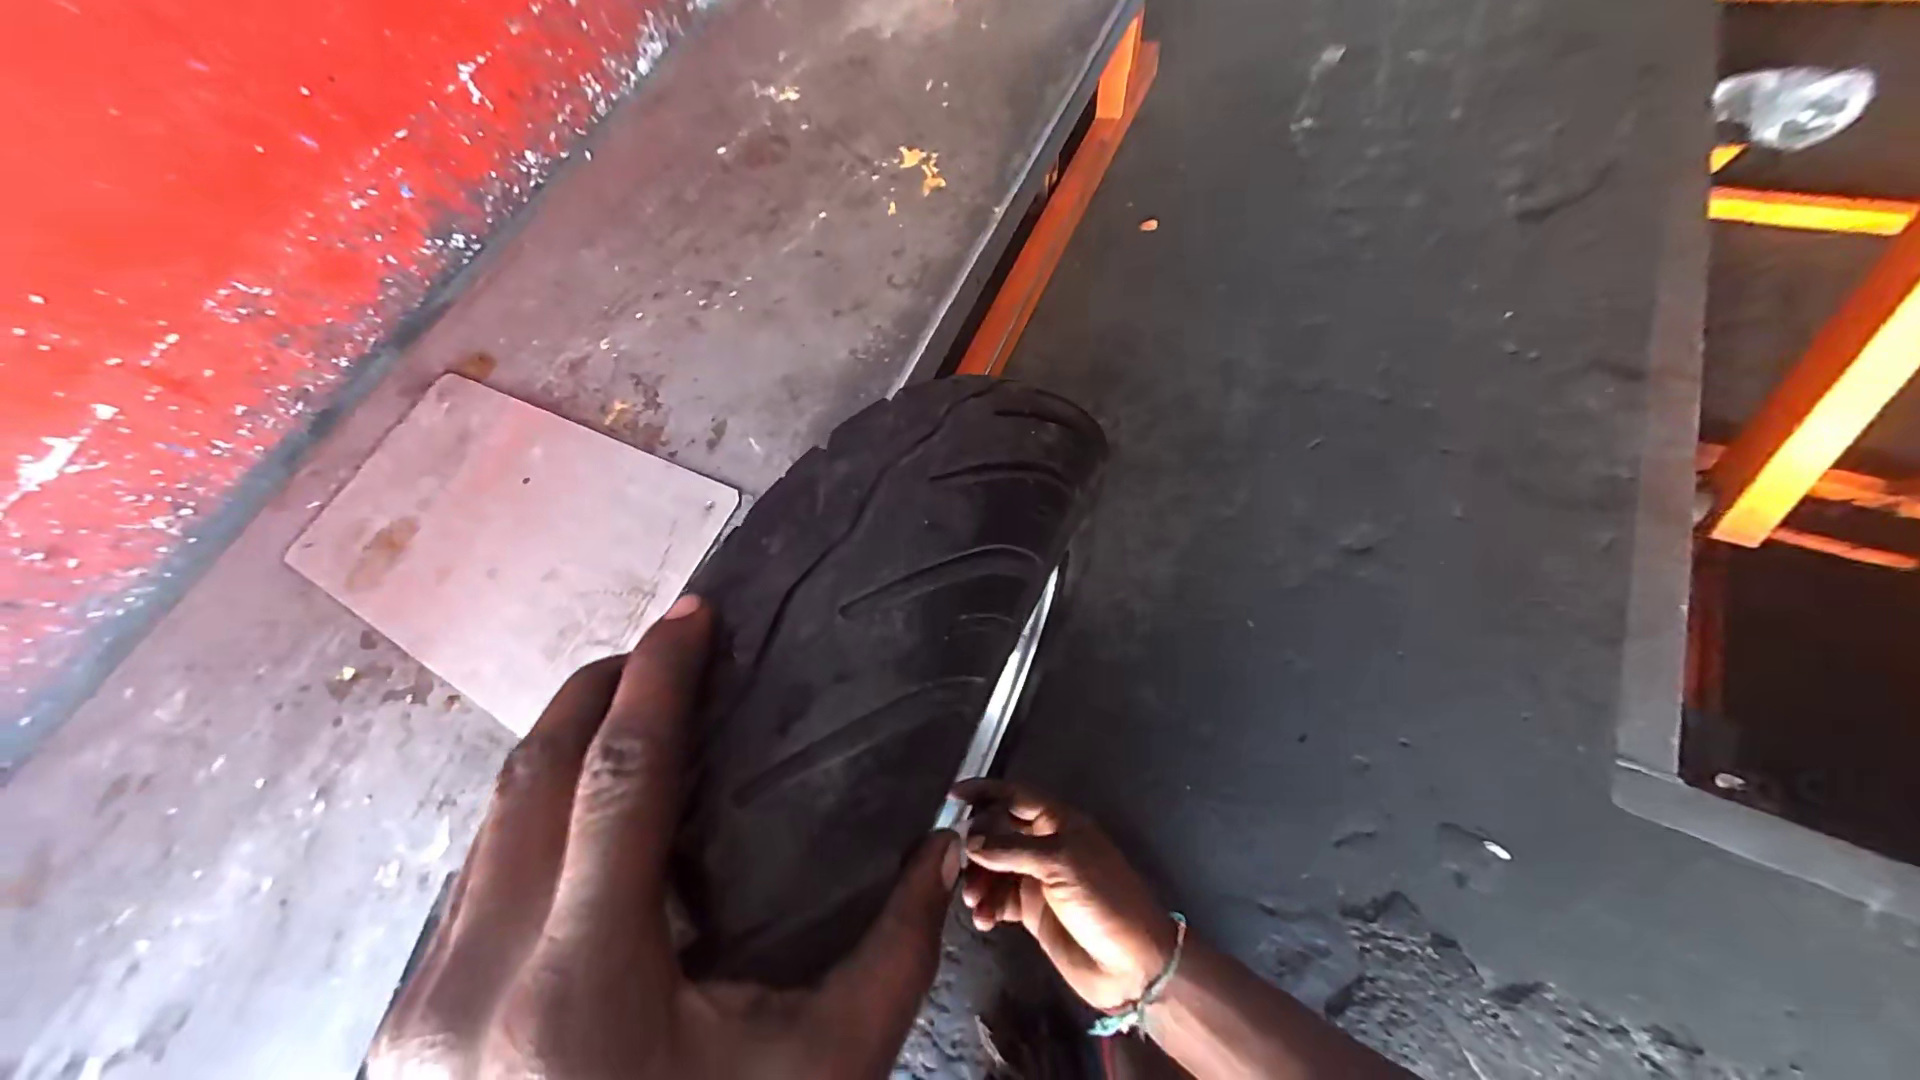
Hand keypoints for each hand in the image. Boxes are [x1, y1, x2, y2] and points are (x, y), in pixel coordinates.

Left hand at [368, 595, 962, 1079]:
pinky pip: (479, 869)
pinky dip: (538, 807)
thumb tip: (942, 847)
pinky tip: (591, 809)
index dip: (657, 681)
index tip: (691, 616)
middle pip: (533, 774)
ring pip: (492, 818)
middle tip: (664, 646)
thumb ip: (896, 950)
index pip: (619, 780)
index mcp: (581, 984)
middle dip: (599, 689)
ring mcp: (427, 1002)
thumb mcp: (825, 1071)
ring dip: (565, 743)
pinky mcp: (413, 1020)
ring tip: (634, 708)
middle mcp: (479, 978)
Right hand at [954, 779, 1176, 1013]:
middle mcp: (1044, 844)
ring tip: (973, 901)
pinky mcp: (1032, 909)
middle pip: (998, 831)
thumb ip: (1012, 849)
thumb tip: (970, 840)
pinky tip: (983, 919)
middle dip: (976, 844)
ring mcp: (1037, 877)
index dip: (985, 791)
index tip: (952, 795)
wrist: (1131, 964)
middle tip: (958, 864)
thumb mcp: (1060, 863)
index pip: (1015, 795)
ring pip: (994, 867)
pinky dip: (987, 906)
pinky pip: (999, 899)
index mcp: (1057, 821)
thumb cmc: (1102, 898)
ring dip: (979, 880)